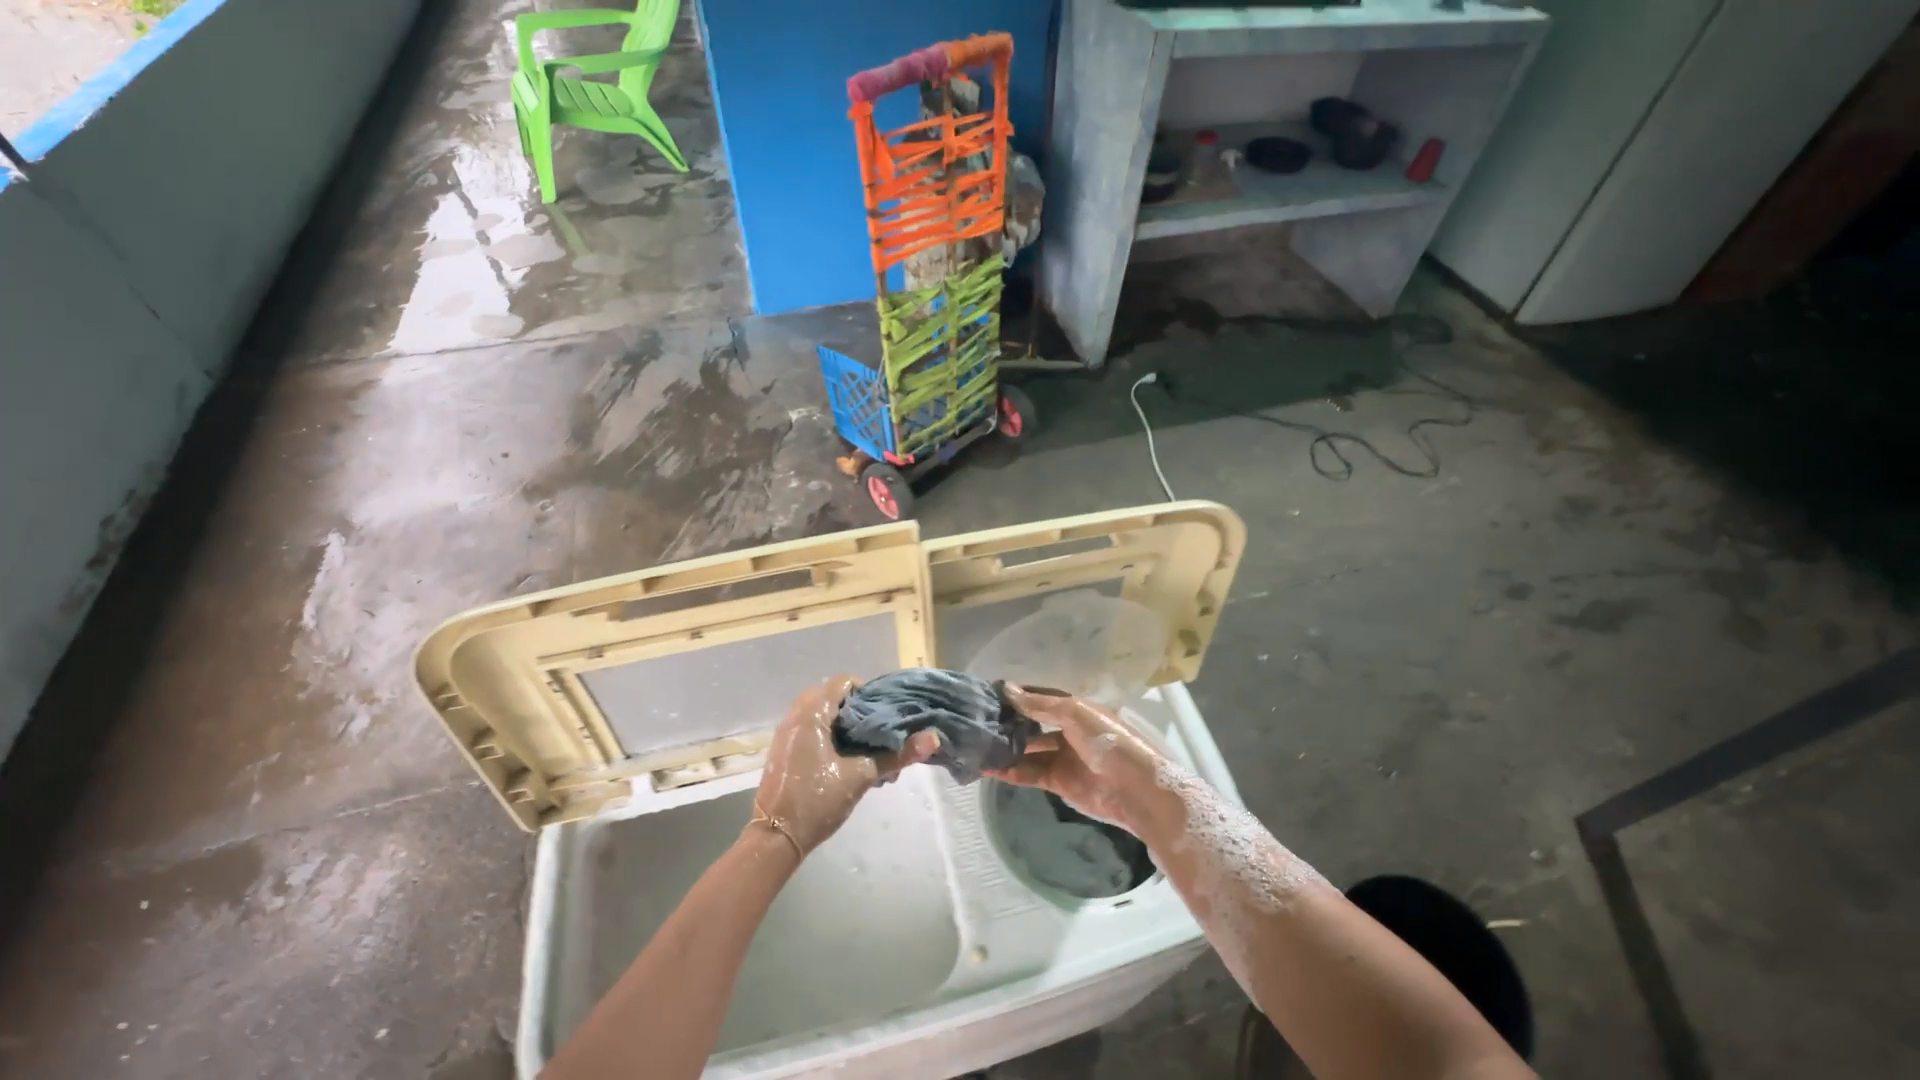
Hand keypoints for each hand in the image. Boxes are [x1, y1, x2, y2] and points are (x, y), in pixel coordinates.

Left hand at [751, 675, 939, 854]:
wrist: (775, 837)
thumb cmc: (817, 801)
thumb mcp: (861, 777)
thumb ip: (896, 756)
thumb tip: (933, 738)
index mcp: (812, 714)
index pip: (843, 682)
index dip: (868, 693)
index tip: (884, 715)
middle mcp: (795, 716)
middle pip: (832, 697)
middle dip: (857, 712)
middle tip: (878, 734)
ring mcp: (786, 734)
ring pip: (820, 715)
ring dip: (843, 727)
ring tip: (866, 751)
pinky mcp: (783, 751)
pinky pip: (809, 730)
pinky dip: (828, 737)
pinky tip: (845, 763)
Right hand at [988, 686, 1168, 830]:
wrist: (1135, 788)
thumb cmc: (1107, 740)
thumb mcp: (1075, 714)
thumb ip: (1040, 705)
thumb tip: (1008, 689)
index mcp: (1077, 710)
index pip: (1042, 699)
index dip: (1019, 697)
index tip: (991, 694)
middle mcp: (1069, 731)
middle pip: (1033, 725)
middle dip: (1010, 724)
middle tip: (978, 721)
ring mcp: (1064, 758)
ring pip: (1028, 751)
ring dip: (1007, 749)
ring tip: (977, 745)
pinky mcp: (1059, 783)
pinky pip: (1030, 773)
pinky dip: (1011, 772)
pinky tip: (989, 768)